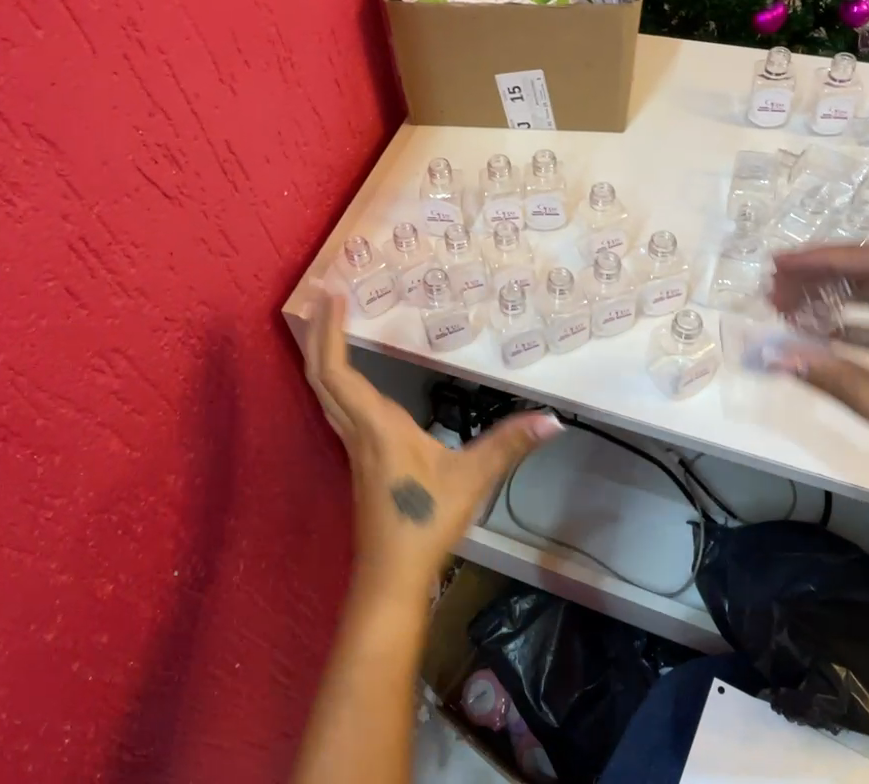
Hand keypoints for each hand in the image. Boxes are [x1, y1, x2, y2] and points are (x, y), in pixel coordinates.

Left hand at [302, 291, 563, 590]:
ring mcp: (352, 446)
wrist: (391, 575)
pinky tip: (347, 377)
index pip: (337, 370)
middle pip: (320, 375)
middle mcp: (356, 429)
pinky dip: (332, 378)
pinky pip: (334, 406)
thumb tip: (553, 419)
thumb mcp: (472, 479)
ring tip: (326, 324)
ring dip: (320, 355)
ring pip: (324, 392)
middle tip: (321, 295)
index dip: (329, 331)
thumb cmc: (425, 522)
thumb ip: (509, 444)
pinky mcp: (358, 459)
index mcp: (376, 425)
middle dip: (316, 333)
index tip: (331, 294)